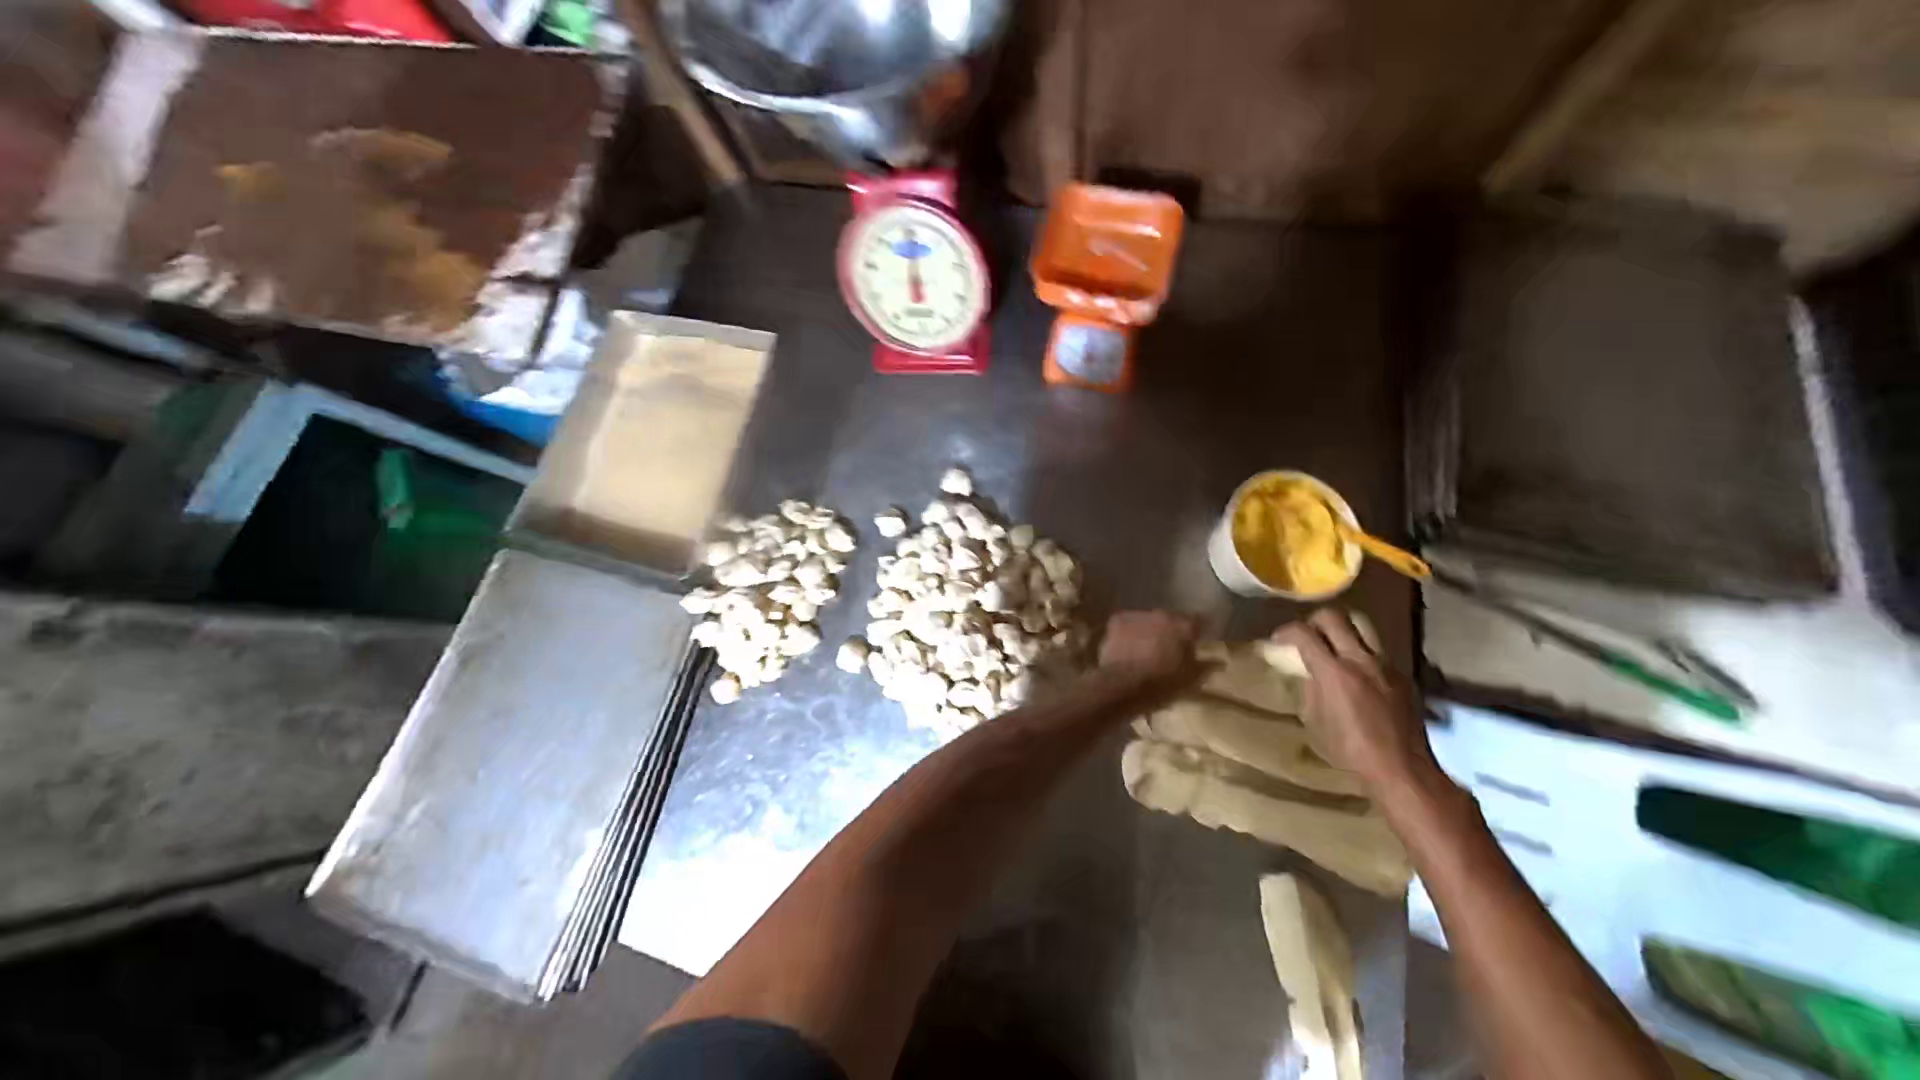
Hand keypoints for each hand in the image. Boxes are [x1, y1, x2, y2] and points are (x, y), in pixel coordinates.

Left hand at [1097, 610, 1200, 683]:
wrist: (1123, 685)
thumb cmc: (1162, 685)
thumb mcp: (1190, 680)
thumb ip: (1205, 667)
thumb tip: (1218, 662)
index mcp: (1185, 626)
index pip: (1200, 620)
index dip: (1199, 631)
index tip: (1198, 640)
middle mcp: (1163, 614)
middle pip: (1172, 619)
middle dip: (1172, 631)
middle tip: (1170, 648)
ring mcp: (1139, 615)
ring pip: (1149, 620)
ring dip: (1150, 630)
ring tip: (1146, 649)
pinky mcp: (1117, 620)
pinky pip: (1128, 623)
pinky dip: (1130, 633)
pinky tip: (1128, 647)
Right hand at [1273, 608, 1435, 792]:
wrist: (1400, 767)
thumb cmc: (1348, 749)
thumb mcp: (1315, 719)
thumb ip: (1311, 688)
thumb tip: (1310, 673)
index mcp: (1334, 672)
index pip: (1304, 634)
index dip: (1286, 631)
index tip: (1278, 639)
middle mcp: (1361, 660)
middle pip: (1335, 617)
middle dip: (1314, 620)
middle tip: (1306, 634)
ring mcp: (1385, 666)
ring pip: (1362, 628)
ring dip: (1342, 632)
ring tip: (1333, 648)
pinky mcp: (1402, 676)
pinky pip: (1377, 653)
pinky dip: (1361, 655)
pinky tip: (1358, 676)